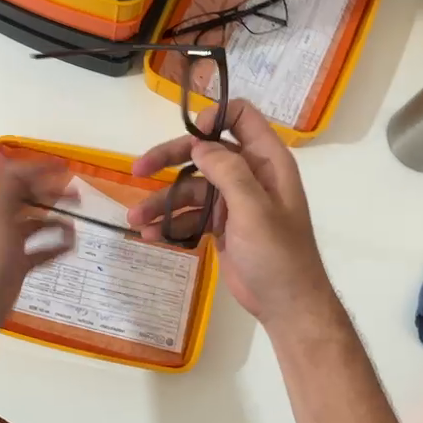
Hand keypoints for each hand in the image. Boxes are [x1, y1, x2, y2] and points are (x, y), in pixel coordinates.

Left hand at [0, 158, 75, 328]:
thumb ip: (8, 188)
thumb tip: (21, 166)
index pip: (16, 177)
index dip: (39, 168)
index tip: (65, 167)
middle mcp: (0, 220)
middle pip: (28, 199)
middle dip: (52, 194)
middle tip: (77, 197)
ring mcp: (10, 243)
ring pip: (37, 224)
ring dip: (57, 221)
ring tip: (76, 224)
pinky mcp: (19, 264)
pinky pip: (42, 250)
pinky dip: (57, 245)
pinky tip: (72, 245)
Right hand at [126, 100, 342, 335]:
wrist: (287, 305)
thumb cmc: (278, 255)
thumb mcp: (254, 210)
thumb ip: (228, 172)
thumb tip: (199, 144)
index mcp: (267, 162)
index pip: (242, 117)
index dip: (214, 118)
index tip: (189, 138)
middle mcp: (249, 175)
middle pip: (204, 152)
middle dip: (170, 159)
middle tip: (138, 169)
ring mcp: (233, 200)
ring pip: (190, 187)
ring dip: (162, 201)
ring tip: (136, 219)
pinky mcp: (221, 224)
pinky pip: (190, 214)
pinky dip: (170, 222)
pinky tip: (151, 235)